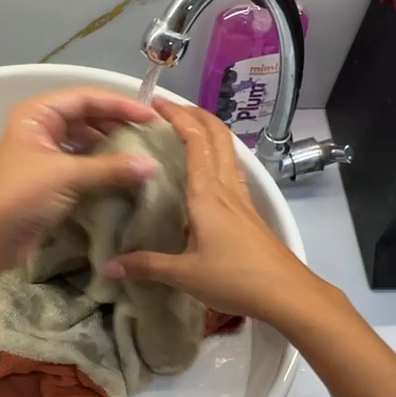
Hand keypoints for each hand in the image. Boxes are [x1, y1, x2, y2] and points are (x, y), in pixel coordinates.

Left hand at [0, 87, 161, 269]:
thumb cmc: (21, 197)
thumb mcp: (68, 176)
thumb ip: (111, 168)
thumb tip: (152, 165)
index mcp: (37, 114)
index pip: (85, 98)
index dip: (119, 105)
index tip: (151, 116)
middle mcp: (39, 127)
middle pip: (86, 116)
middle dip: (117, 124)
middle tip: (149, 135)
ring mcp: (43, 153)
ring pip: (84, 140)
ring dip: (111, 146)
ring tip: (141, 154)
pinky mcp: (48, 178)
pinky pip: (81, 163)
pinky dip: (101, 166)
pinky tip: (123, 173)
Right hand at [105, 102, 326, 326]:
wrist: (286, 292)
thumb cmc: (235, 278)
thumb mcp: (184, 275)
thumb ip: (146, 266)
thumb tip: (109, 266)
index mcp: (207, 195)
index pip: (195, 141)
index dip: (177, 116)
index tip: (156, 104)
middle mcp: (226, 188)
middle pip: (217, 135)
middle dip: (194, 114)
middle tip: (169, 108)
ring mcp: (242, 198)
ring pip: (227, 150)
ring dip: (208, 131)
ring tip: (184, 129)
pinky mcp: (249, 211)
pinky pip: (230, 170)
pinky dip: (216, 154)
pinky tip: (205, 169)